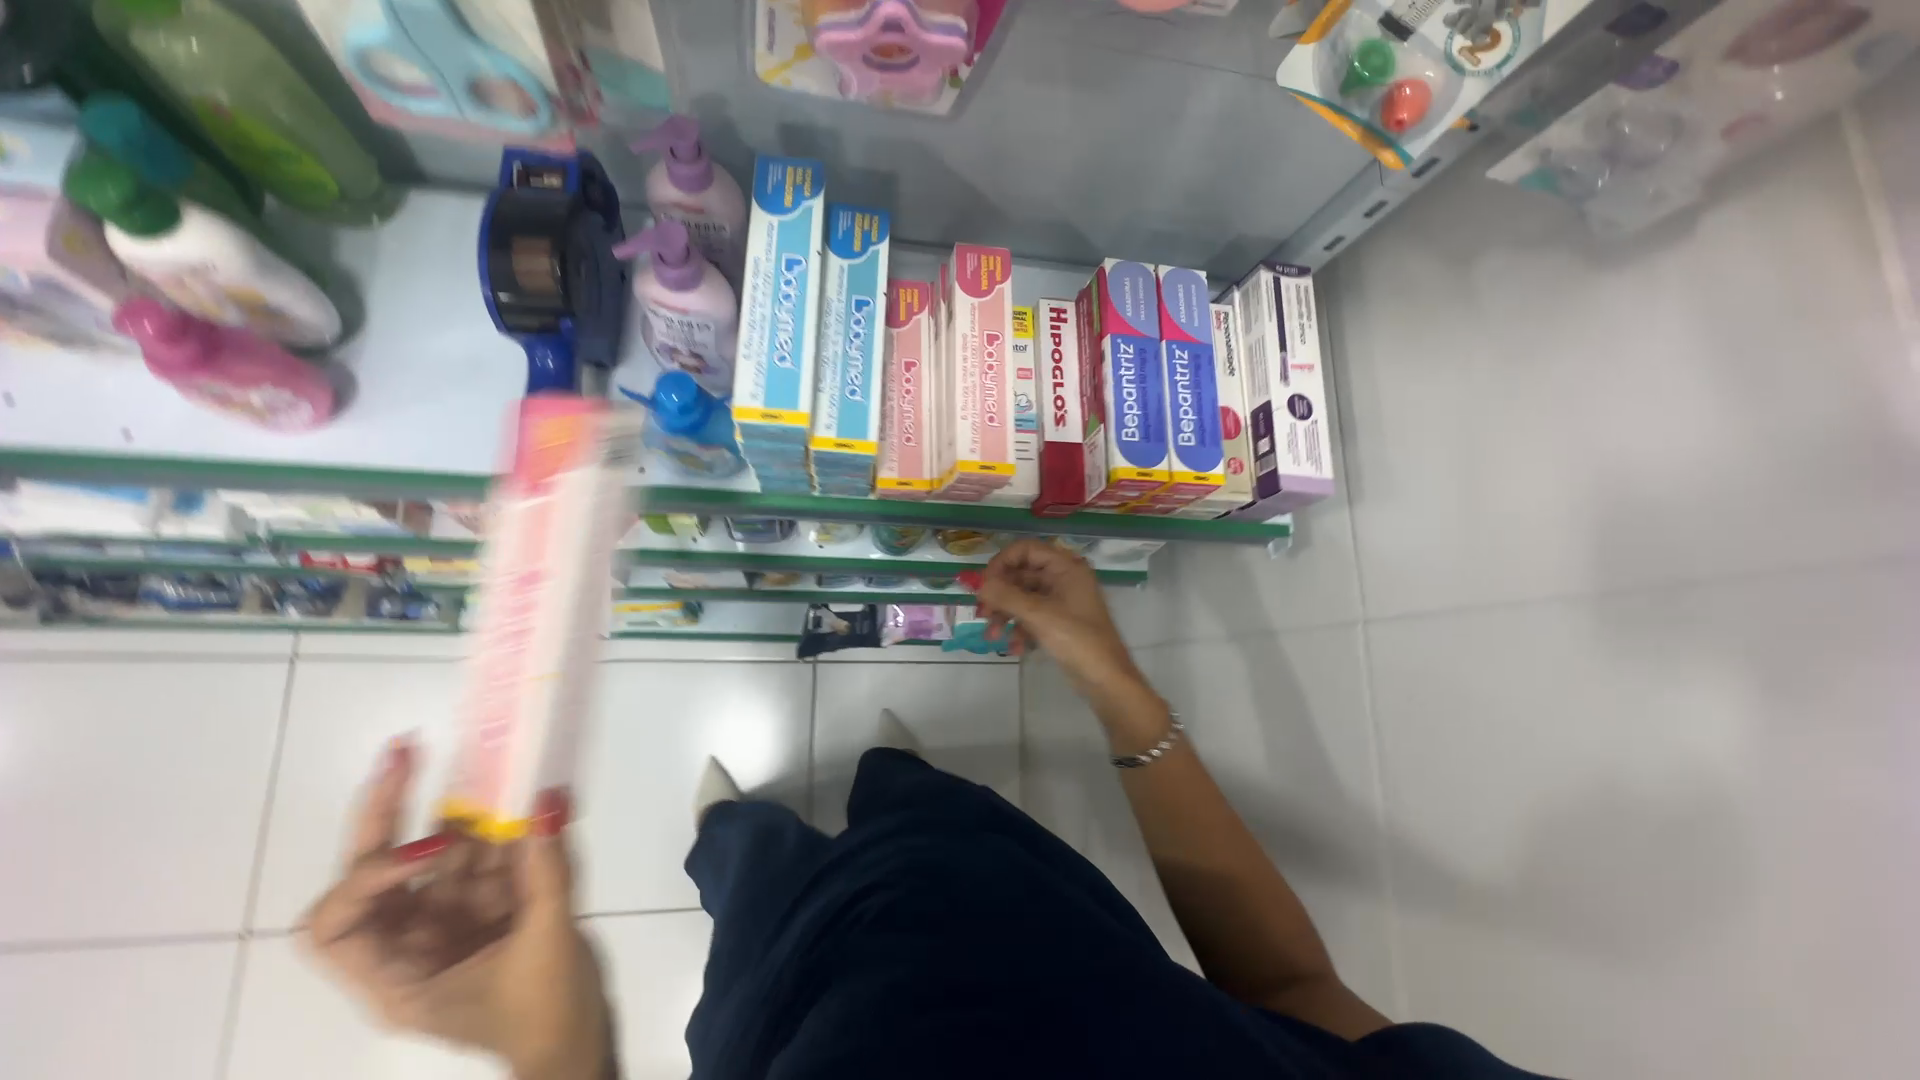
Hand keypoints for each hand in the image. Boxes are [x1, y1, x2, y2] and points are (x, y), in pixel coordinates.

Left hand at [302, 739, 611, 1079]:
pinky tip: (532, 792)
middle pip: (373, 872)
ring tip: (492, 755)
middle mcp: (408, 944)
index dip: (371, 877)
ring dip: (464, 807)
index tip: (436, 849)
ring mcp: (449, 921)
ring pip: (439, 854)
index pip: (337, 925)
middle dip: (386, 809)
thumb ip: (547, 870)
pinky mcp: (490, 906)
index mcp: (394, 979)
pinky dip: (511, 826)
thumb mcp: (544, 947)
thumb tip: (549, 797)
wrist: (579, 1049)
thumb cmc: (544, 1017)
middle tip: (406, 750)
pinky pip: (491, 858)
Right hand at [971, 538, 1157, 720]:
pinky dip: (1018, 629)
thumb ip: (1006, 596)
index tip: (984, 585)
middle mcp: (1063, 579)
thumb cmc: (1077, 640)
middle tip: (982, 613)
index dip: (1002, 563)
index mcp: (1066, 568)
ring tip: (992, 636)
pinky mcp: (1057, 622)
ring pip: (1022, 598)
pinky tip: (1014, 648)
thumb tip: (977, 584)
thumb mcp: (1039, 615)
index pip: (1026, 550)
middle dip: (999, 594)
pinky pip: (1030, 616)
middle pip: (1021, 575)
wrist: (1105, 679)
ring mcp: (1061, 602)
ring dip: (1004, 614)